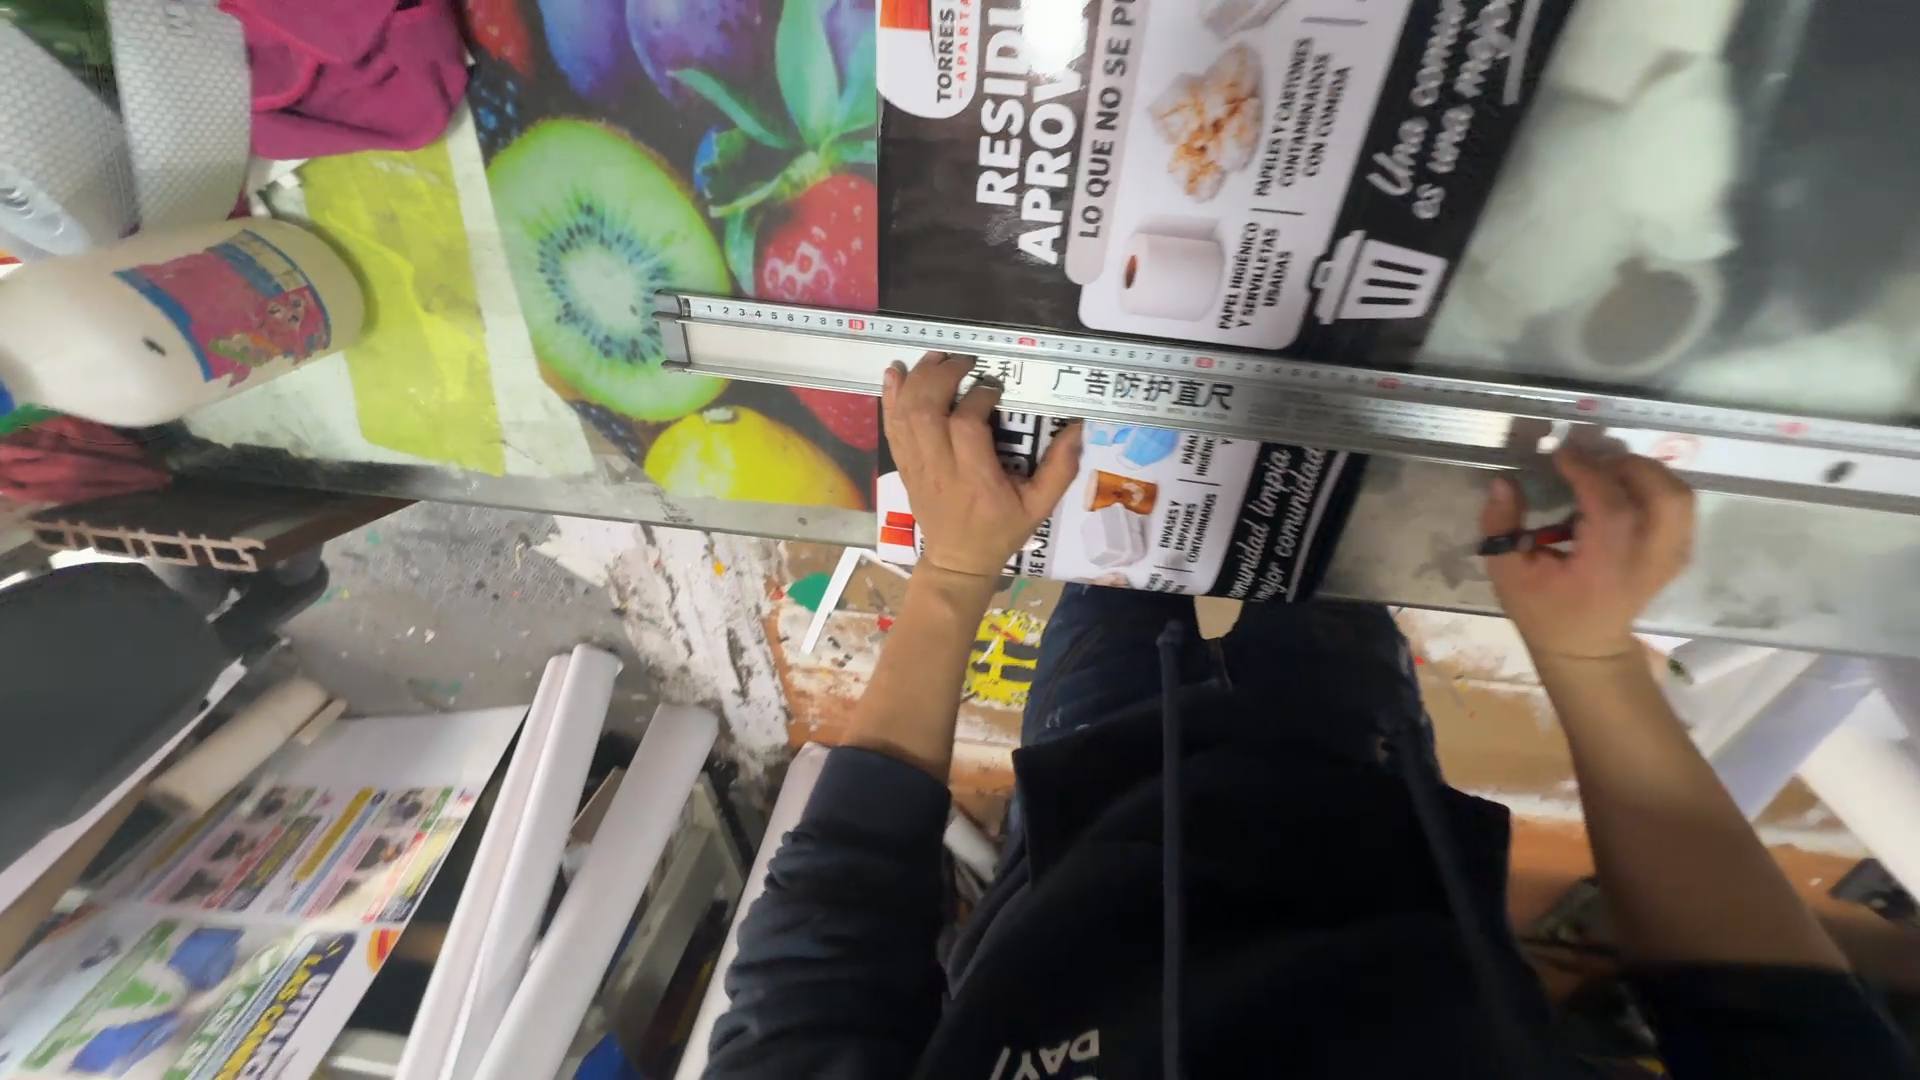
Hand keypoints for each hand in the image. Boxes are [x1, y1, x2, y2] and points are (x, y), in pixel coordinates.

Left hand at [882, 352, 1082, 580]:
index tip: (994, 386)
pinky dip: (890, 398)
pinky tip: (895, 372)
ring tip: (936, 358)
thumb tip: (1077, 429)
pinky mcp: (904, 467)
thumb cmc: (1000, 532)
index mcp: (975, 480)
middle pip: (927, 412)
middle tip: (963, 361)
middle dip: (941, 377)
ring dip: (916, 380)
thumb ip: (1059, 470)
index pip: (966, 426)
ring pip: (906, 416)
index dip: (978, 397)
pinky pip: (891, 429)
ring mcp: (916, 468)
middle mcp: (940, 470)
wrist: (958, 561)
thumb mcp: (1038, 507)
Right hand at [1481, 448, 1694, 660]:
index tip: (1561, 453)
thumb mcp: (1506, 572)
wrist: (1585, 644)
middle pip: (1665, 495)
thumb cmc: (1541, 610)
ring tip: (1606, 469)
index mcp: (1605, 568)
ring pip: (1681, 496)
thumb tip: (1504, 483)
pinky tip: (1621, 487)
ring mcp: (1671, 555)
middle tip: (1590, 459)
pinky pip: (1680, 505)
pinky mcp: (1678, 551)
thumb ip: (1501, 527)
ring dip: (1645, 472)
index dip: (1589, 473)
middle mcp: (1650, 559)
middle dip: (1627, 465)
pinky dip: (1654, 485)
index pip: (1613, 508)